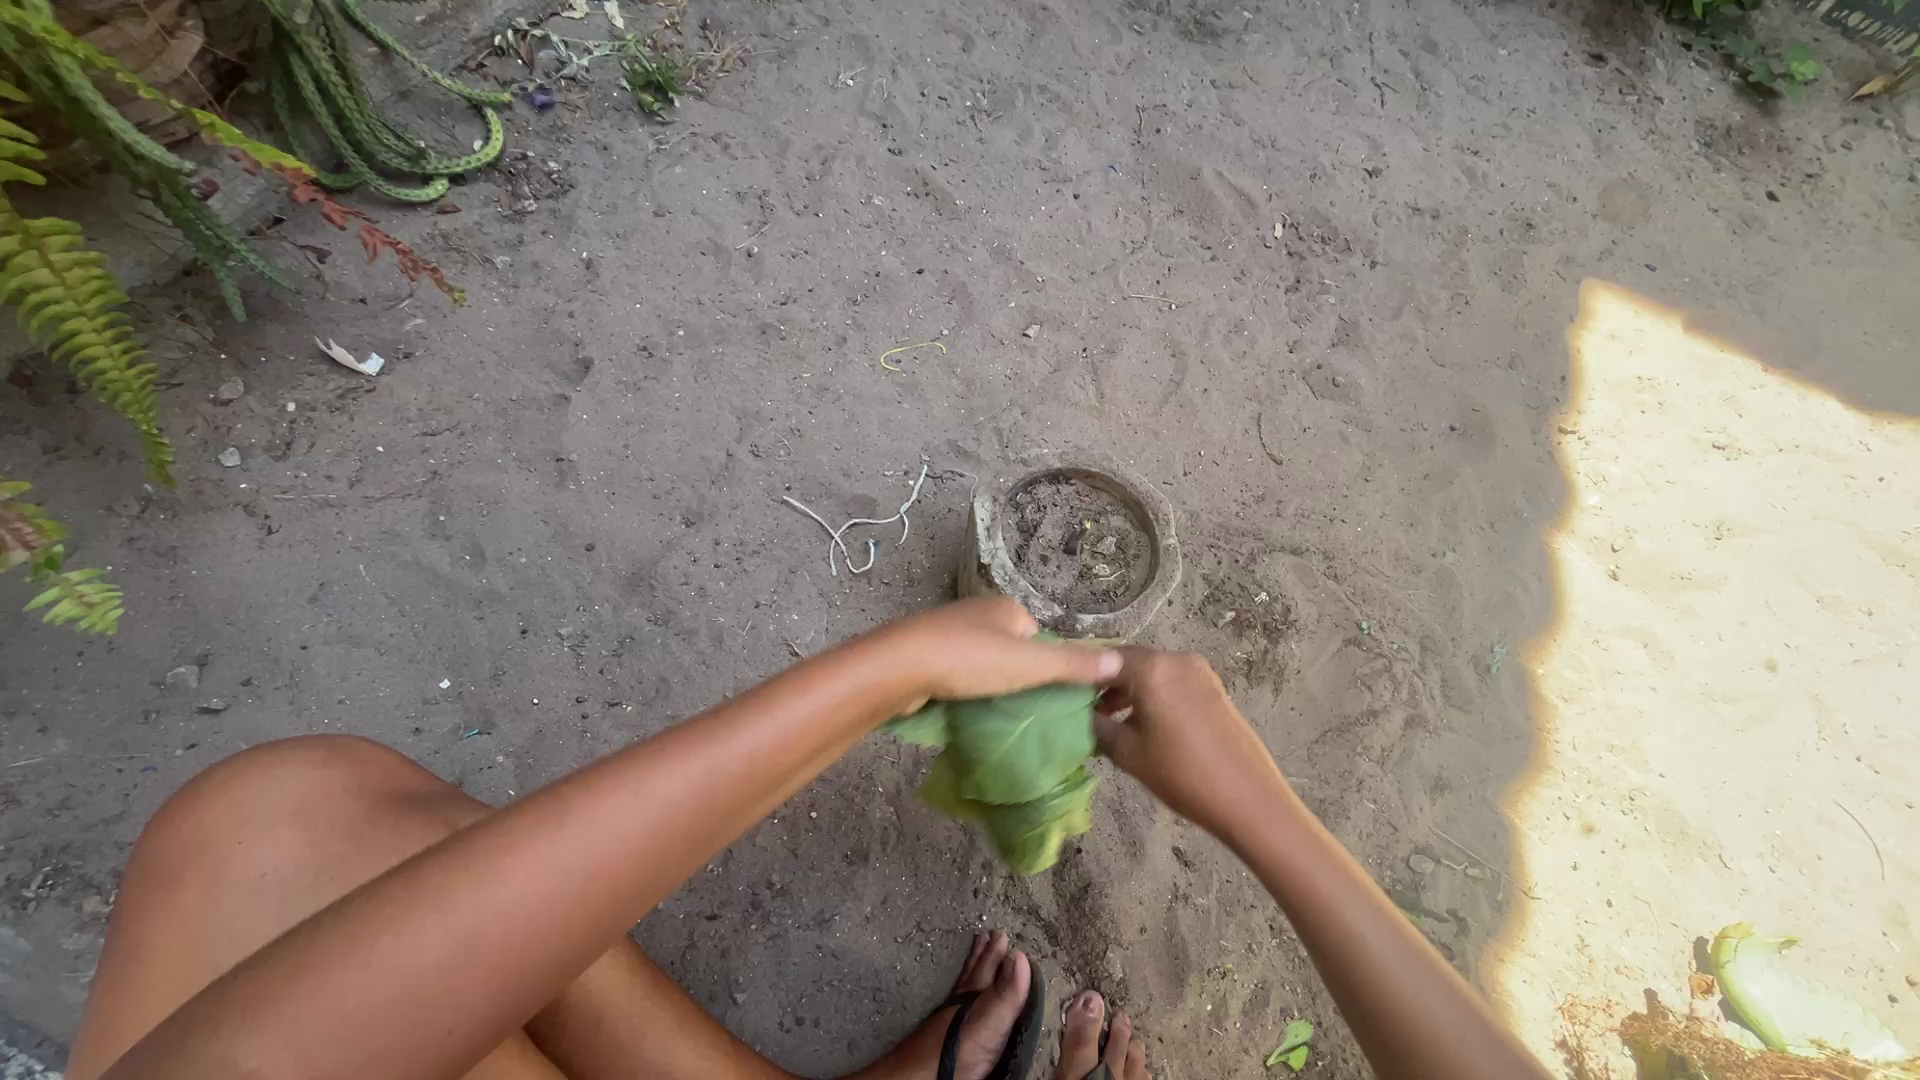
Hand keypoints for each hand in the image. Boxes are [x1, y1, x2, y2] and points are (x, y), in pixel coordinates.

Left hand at [879, 597, 1120, 709]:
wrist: (899, 667)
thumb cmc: (968, 660)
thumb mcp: (1030, 665)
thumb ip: (1073, 665)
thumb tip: (1120, 660)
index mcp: (1006, 608)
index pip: (1041, 637)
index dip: (1046, 666)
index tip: (1045, 696)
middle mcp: (978, 613)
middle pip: (1011, 650)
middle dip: (1016, 678)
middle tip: (1019, 710)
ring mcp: (949, 632)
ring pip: (981, 663)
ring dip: (987, 686)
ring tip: (991, 712)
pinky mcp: (926, 653)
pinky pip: (955, 673)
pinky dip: (962, 690)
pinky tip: (962, 707)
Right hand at [1094, 648, 1290, 843]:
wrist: (1249, 799)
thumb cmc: (1182, 774)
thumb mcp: (1127, 753)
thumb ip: (1097, 727)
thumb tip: (1079, 716)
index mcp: (1152, 668)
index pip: (1102, 660)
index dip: (1080, 678)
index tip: (1064, 698)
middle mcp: (1176, 659)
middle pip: (1128, 662)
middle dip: (1104, 684)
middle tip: (1084, 711)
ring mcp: (1199, 672)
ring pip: (1150, 672)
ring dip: (1128, 690)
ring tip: (1110, 721)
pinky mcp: (1213, 688)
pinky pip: (1170, 682)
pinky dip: (1151, 695)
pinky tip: (1142, 724)